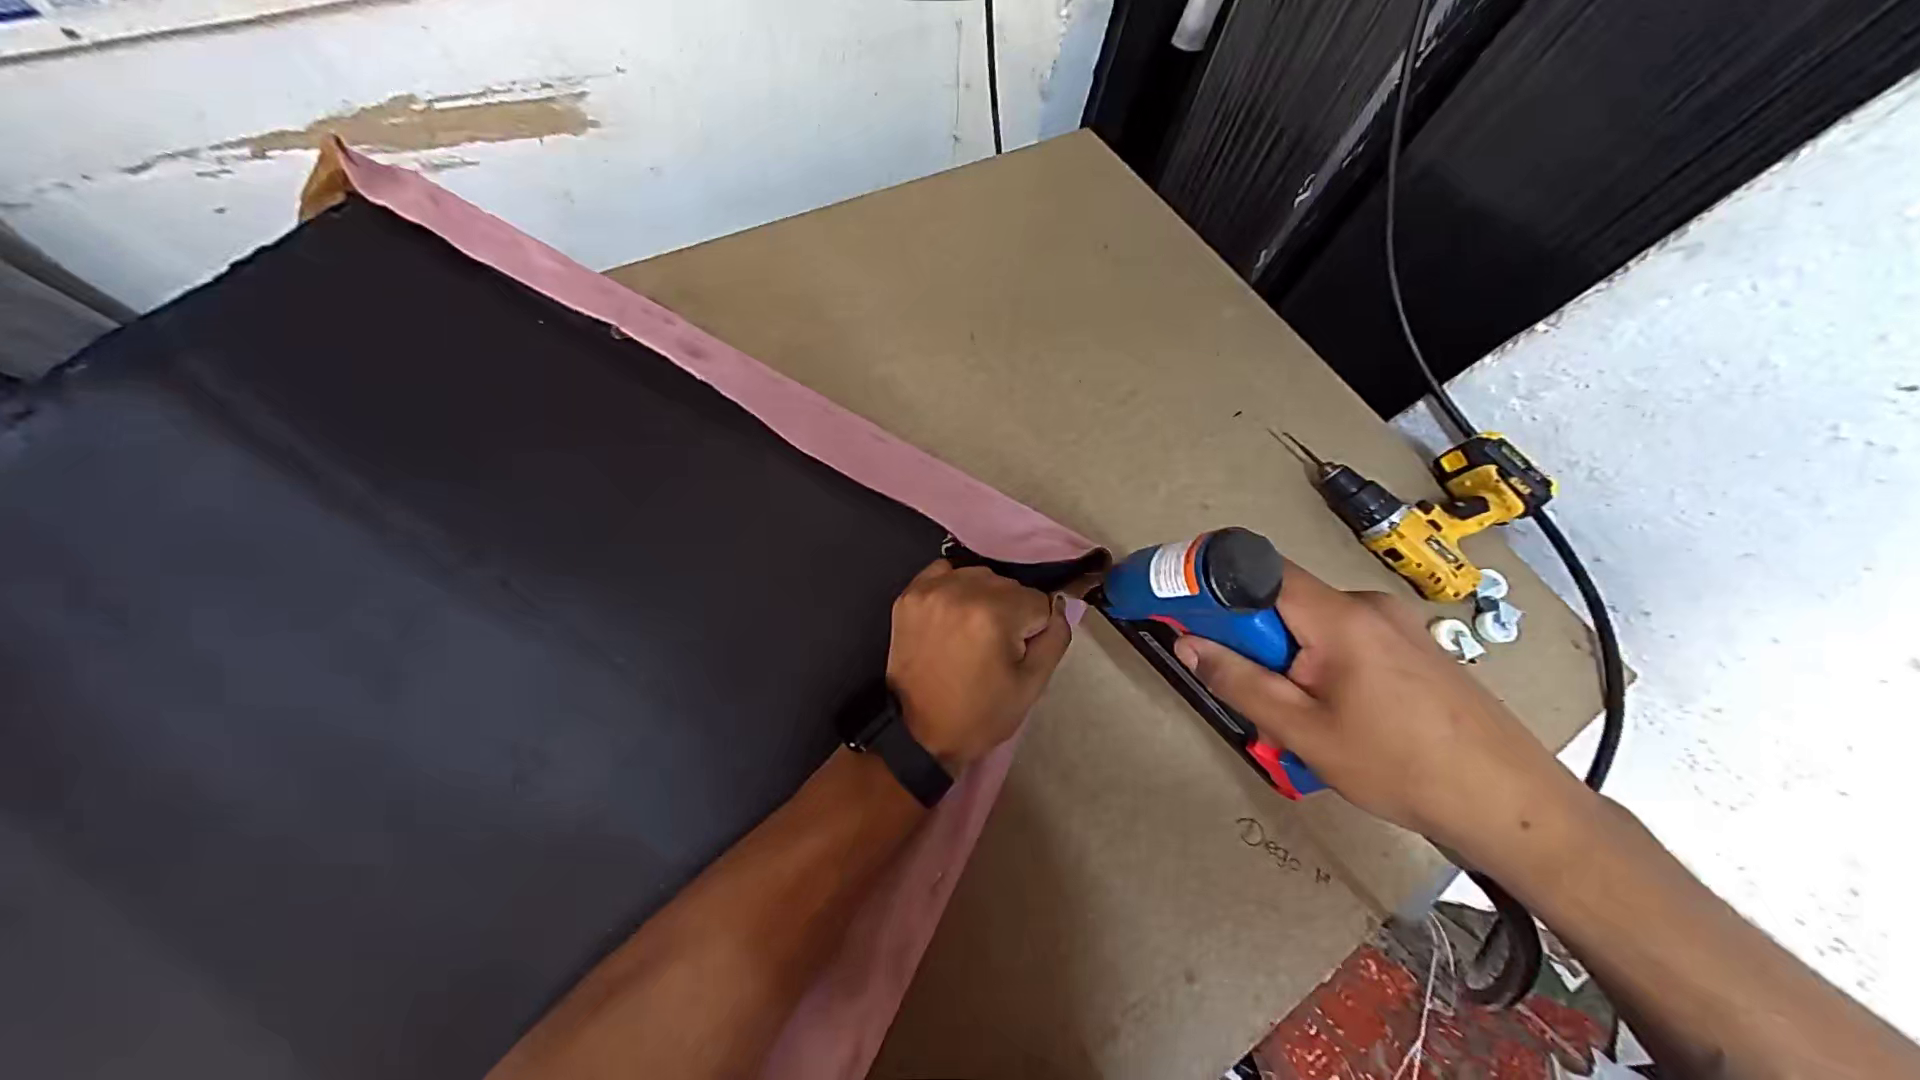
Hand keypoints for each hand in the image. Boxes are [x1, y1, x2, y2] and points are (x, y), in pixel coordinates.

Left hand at [886, 559, 1073, 770]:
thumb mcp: (1033, 685)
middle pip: (1009, 586)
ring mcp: (931, 591)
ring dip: (984, 598)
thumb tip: (1058, 605)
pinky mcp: (909, 596)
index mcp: (994, 614)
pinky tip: (953, 614)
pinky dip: (954, 587)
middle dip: (1011, 612)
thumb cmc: (980, 714)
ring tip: (972, 633)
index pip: (1039, 602)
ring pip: (980, 576)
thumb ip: (1056, 636)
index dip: (1034, 630)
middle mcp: (961, 592)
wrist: (920, 733)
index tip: (1016, 654)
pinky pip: (945, 572)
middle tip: (994, 649)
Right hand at [1171, 562, 1593, 860]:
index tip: (1185, 611)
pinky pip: (1345, 641)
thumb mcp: (1302, 731)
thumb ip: (1239, 680)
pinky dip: (1320, 666)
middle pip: (1285, 601)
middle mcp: (1369, 605)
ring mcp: (1398, 624)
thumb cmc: (1401, 767)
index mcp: (1340, 617)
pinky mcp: (1413, 646)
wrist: (1513, 805)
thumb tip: (1187, 643)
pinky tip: (1337, 716)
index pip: (1260, 571)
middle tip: (1252, 689)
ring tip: (1300, 718)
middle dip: (1255, 639)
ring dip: (1287, 659)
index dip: (1215, 583)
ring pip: (1314, 626)